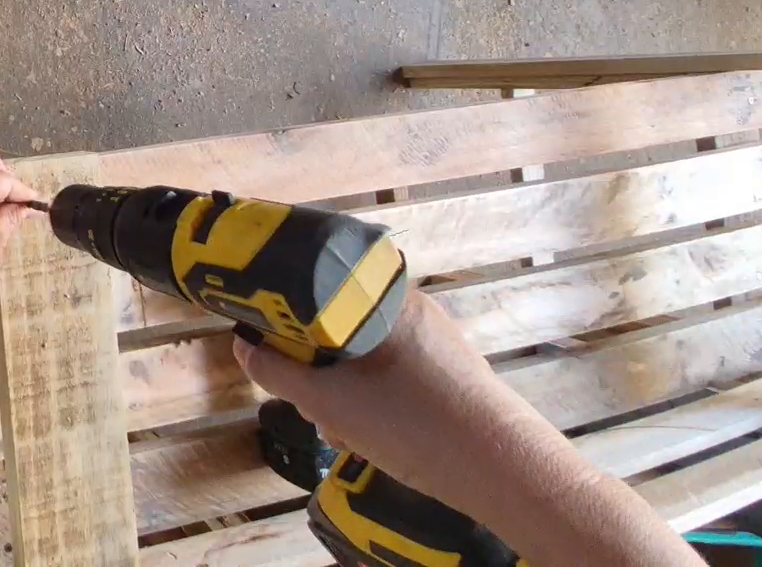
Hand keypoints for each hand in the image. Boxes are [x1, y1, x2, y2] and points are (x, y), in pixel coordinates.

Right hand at [233, 292, 575, 519]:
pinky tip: (368, 433)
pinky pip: (390, 368)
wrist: (518, 482)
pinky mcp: (452, 371)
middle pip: (333, 318)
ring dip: (337, 383)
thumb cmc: (414, 425)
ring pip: (360, 349)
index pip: (312, 279)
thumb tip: (242, 345)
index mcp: (382, 296)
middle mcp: (409, 306)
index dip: (281, 307)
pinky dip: (369, 393)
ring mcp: (435, 339)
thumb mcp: (326, 401)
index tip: (267, 336)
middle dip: (310, 359)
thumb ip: (275, 370)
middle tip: (305, 396)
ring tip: (338, 427)